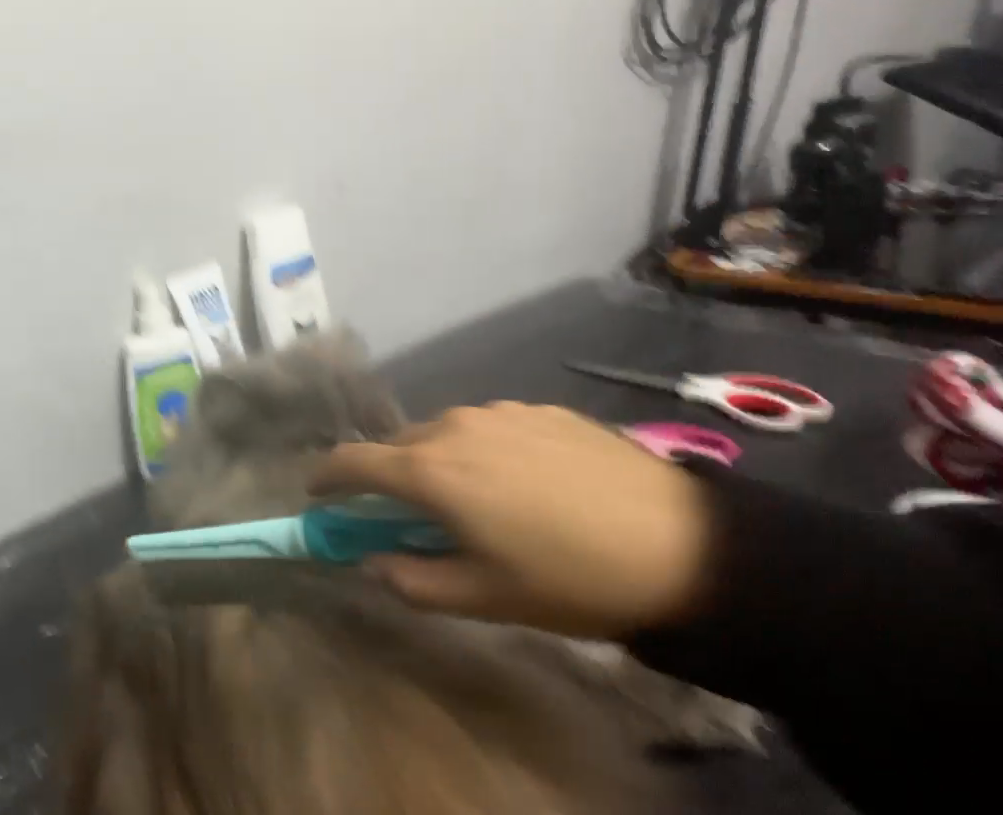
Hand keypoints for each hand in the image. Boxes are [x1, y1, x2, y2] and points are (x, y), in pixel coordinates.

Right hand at [312, 402, 712, 638]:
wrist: (688, 548)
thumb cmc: (570, 579)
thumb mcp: (482, 597)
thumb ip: (410, 580)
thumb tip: (370, 562)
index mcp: (430, 472)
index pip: (352, 462)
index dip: (325, 477)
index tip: (317, 495)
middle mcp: (454, 427)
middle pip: (396, 445)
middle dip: (387, 476)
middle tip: (406, 514)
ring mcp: (501, 412)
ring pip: (444, 433)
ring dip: (437, 461)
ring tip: (474, 499)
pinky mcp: (543, 409)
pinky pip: (490, 426)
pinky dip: (482, 450)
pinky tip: (522, 483)